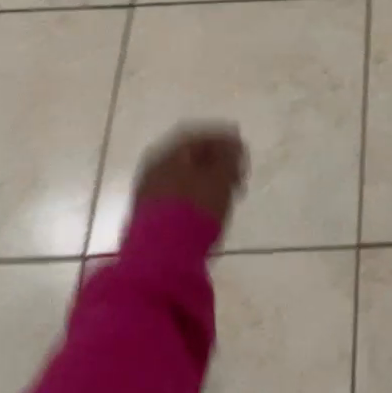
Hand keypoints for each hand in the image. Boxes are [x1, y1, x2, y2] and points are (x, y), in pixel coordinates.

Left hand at [133, 123, 247, 227]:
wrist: (162, 255)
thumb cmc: (196, 210)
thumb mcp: (221, 179)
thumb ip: (229, 157)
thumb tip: (233, 143)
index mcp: (170, 153)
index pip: (200, 136)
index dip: (225, 139)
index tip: (243, 149)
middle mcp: (155, 167)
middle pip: (191, 157)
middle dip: (217, 162)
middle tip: (238, 173)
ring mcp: (148, 191)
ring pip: (184, 177)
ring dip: (208, 180)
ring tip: (229, 194)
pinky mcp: (149, 214)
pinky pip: (178, 195)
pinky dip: (196, 195)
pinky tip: (210, 207)